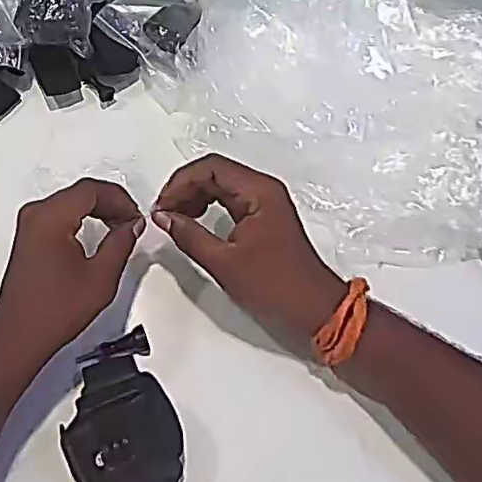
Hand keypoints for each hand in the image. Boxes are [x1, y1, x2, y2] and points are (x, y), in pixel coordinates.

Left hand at [0, 178, 144, 369]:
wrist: (21, 334)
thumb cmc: (51, 312)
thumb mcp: (101, 277)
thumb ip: (121, 243)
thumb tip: (131, 225)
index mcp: (50, 218)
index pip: (90, 189)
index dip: (119, 198)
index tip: (135, 213)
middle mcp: (35, 215)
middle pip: (79, 193)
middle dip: (109, 202)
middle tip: (131, 220)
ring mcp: (29, 224)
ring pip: (69, 202)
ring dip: (96, 210)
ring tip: (119, 228)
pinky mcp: (28, 236)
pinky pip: (58, 214)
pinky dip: (80, 219)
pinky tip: (98, 234)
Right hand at [153, 154, 346, 348]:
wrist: (318, 313)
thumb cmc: (277, 287)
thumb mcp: (224, 263)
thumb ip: (188, 235)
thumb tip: (163, 217)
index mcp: (258, 192)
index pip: (210, 168)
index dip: (180, 183)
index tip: (162, 205)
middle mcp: (263, 190)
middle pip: (214, 173)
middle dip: (184, 189)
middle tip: (164, 212)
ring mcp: (264, 202)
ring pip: (219, 185)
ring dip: (193, 197)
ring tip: (174, 218)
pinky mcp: (263, 216)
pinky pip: (227, 199)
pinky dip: (206, 206)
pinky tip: (192, 222)